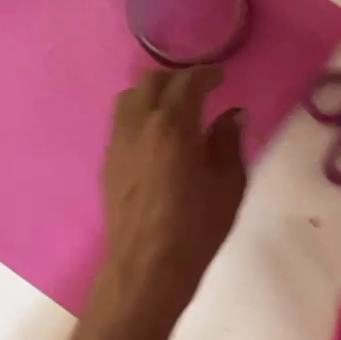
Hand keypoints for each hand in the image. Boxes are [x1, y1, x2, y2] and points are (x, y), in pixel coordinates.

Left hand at [95, 66, 245, 330]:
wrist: (148, 265)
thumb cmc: (197, 227)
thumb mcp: (228, 185)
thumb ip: (228, 142)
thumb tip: (231, 115)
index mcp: (173, 125)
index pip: (188, 82)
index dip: (206, 74)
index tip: (220, 77)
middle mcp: (139, 123)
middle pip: (153, 82)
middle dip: (177, 79)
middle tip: (199, 90)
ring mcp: (118, 141)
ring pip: (130, 98)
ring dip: (153, 93)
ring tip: (174, 108)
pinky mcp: (109, 161)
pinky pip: (121, 122)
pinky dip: (140, 114)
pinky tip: (156, 135)